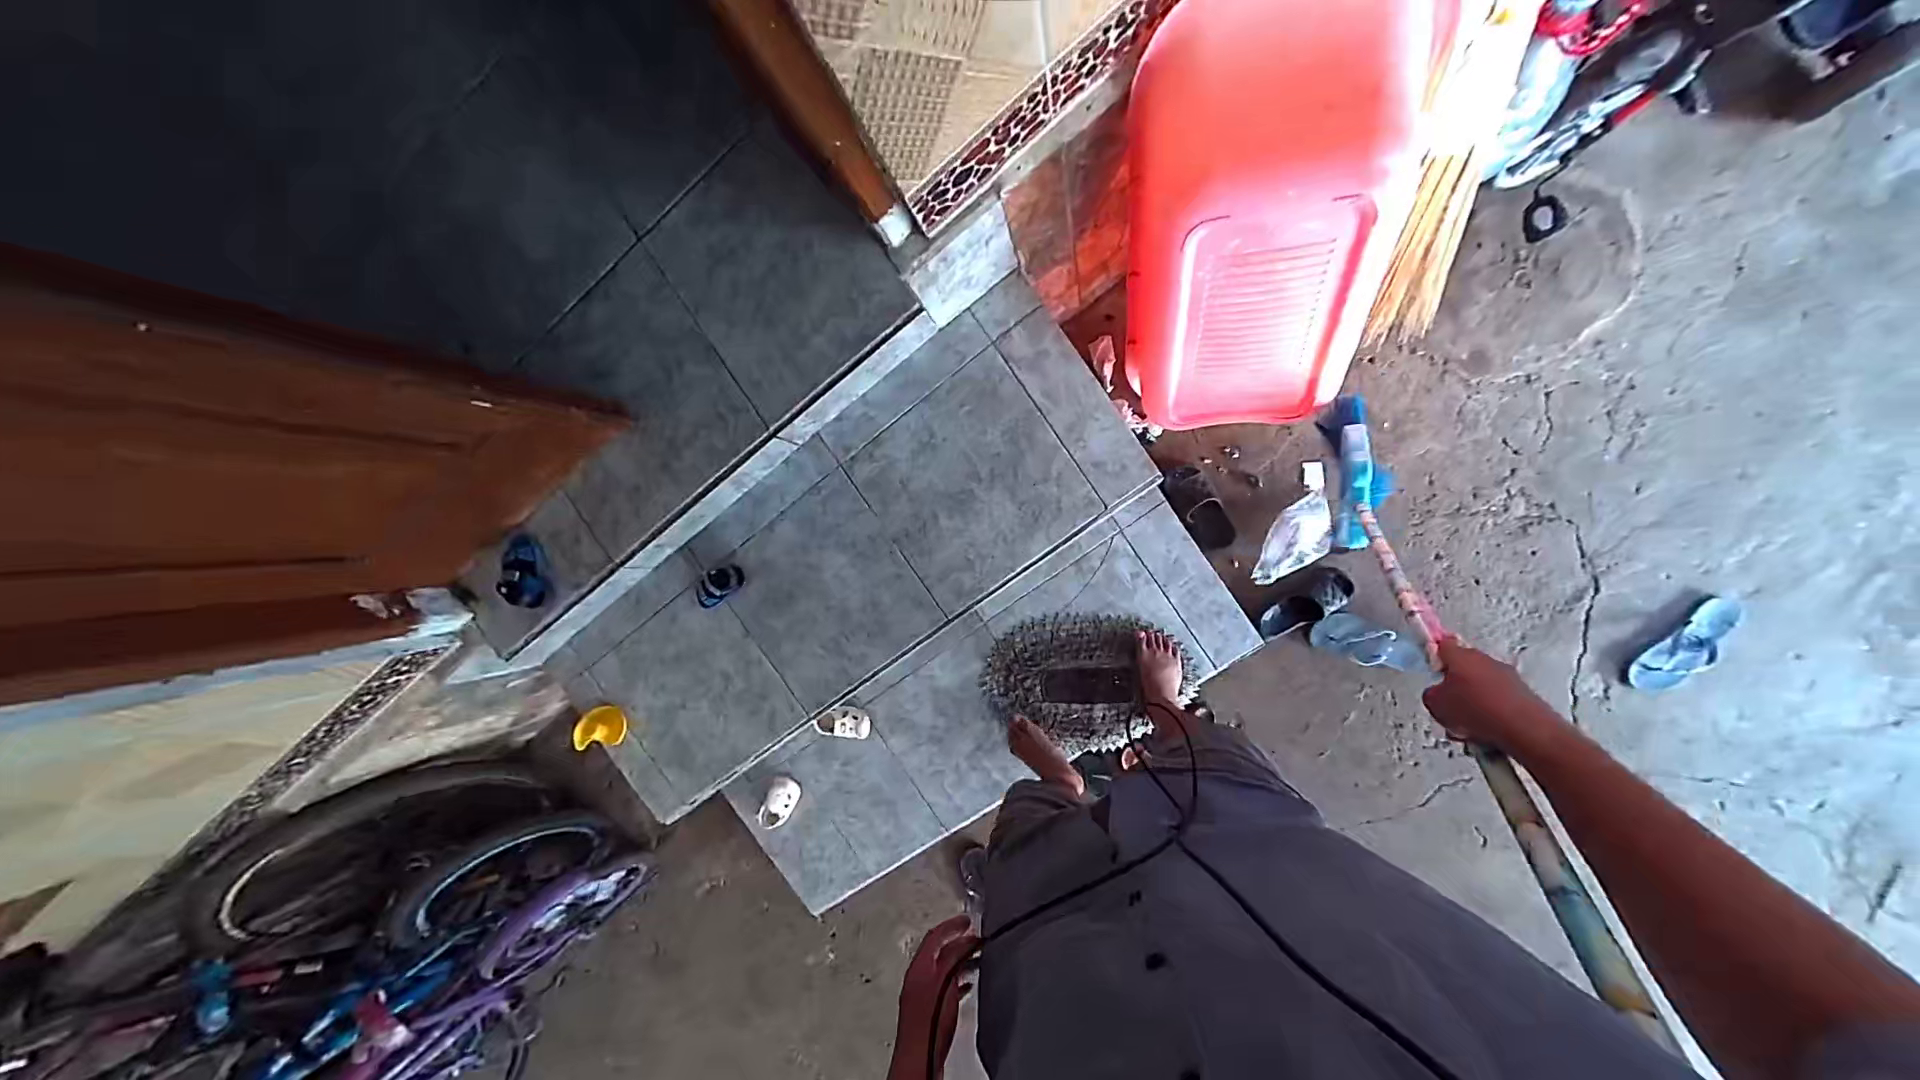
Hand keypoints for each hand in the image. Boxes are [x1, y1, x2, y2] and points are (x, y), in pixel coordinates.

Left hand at [887, 915, 979, 1079]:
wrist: (920, 1060)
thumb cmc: (930, 1024)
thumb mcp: (946, 982)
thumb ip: (954, 959)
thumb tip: (965, 941)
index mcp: (919, 967)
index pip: (935, 935)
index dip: (952, 925)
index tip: (967, 920)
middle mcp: (917, 977)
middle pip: (938, 950)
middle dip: (956, 940)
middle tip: (974, 936)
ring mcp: (921, 994)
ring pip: (941, 967)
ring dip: (958, 959)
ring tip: (975, 956)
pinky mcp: (927, 1011)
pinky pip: (943, 984)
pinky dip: (956, 978)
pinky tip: (967, 984)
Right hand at [1422, 638, 1570, 756]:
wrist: (1525, 731)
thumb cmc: (1477, 711)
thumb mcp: (1434, 704)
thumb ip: (1431, 693)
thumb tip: (1437, 694)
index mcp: (1461, 655)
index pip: (1442, 645)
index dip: (1434, 654)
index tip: (1431, 664)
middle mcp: (1486, 660)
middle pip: (1464, 667)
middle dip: (1455, 683)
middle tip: (1447, 701)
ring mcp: (1509, 677)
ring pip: (1483, 684)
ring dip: (1474, 699)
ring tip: (1468, 723)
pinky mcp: (1526, 695)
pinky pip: (1500, 699)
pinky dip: (1493, 711)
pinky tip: (1487, 729)